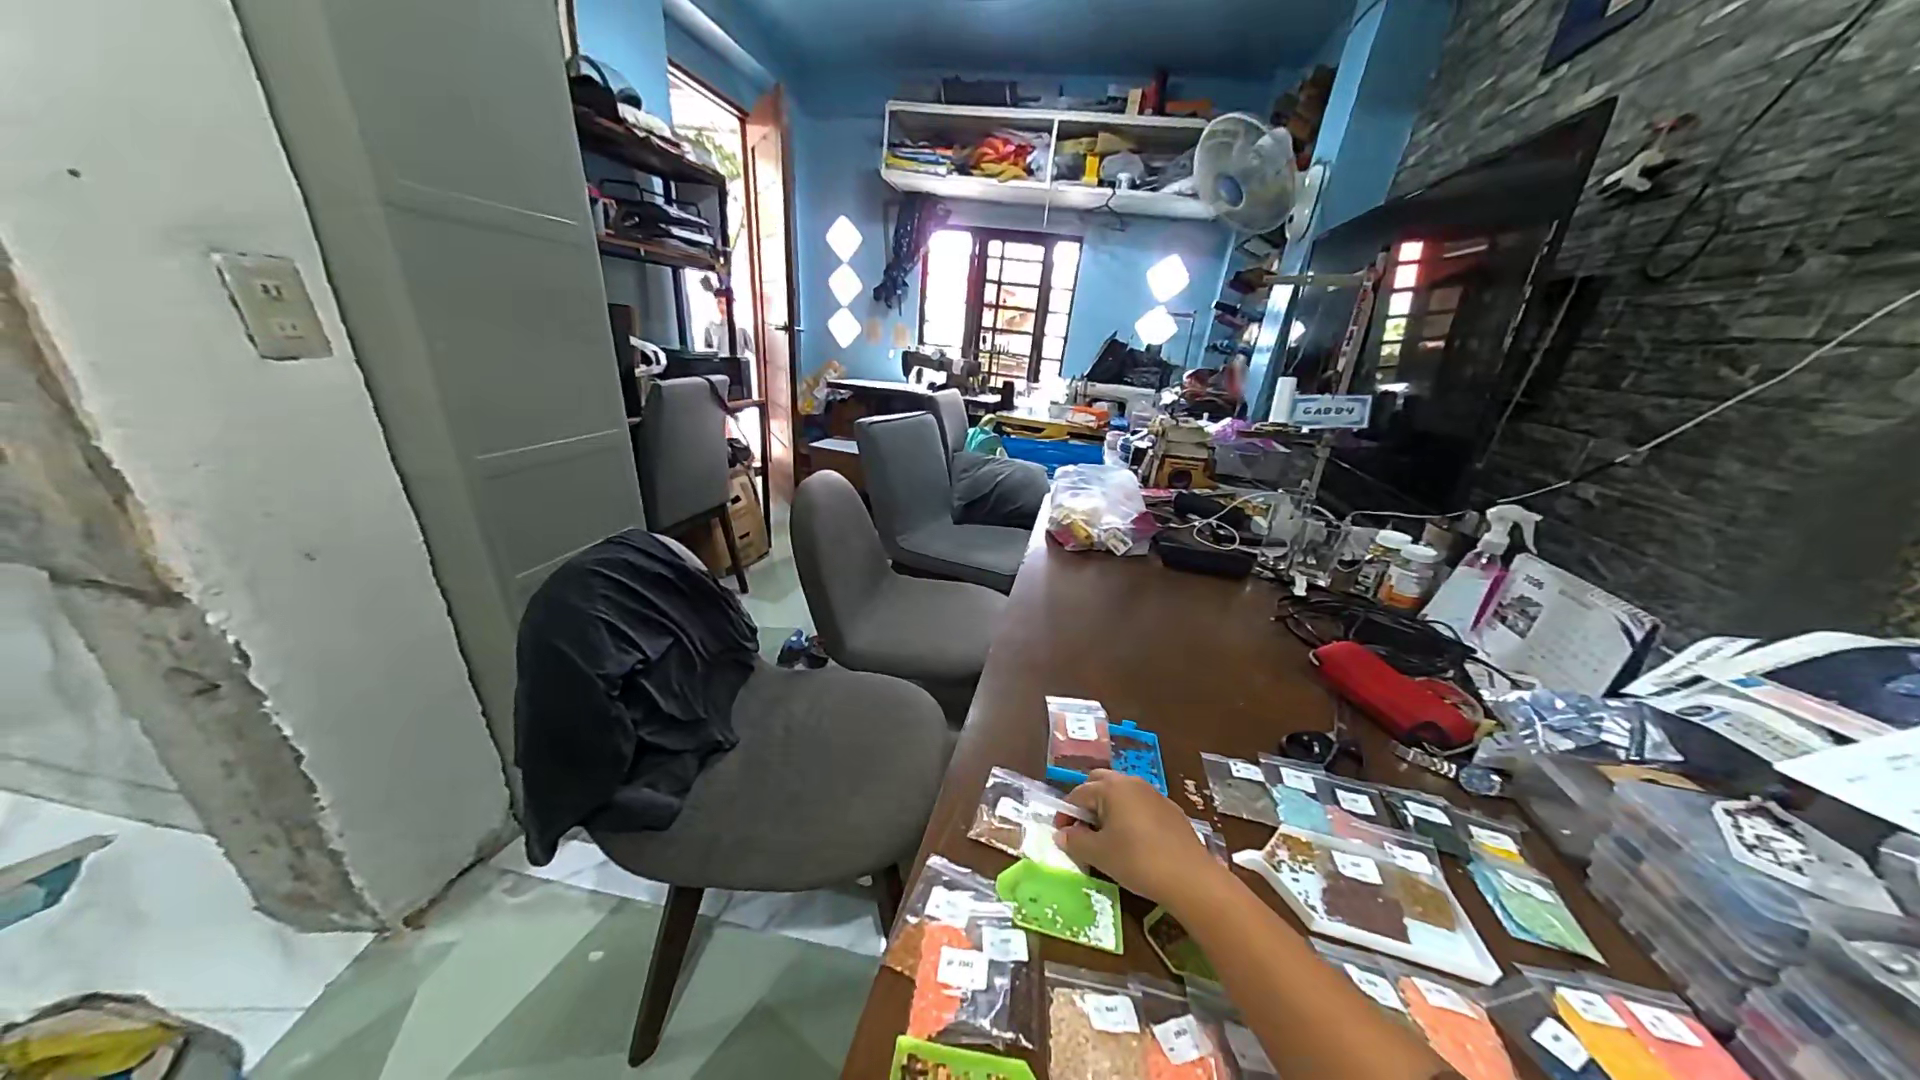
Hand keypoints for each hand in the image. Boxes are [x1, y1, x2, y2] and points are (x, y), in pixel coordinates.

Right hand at [1056, 770, 1227, 907]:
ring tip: (1107, 836)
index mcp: (1110, 788)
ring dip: (1108, 807)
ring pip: (1121, 792)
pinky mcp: (1170, 809)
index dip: (1065, 815)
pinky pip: (1139, 804)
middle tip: (1083, 829)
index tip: (1062, 835)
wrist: (1190, 878)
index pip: (1077, 794)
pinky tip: (1133, 841)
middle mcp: (1131, 782)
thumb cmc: (1137, 861)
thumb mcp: (1099, 854)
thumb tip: (1062, 834)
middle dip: (1087, 802)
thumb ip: (1076, 841)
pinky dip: (1129, 815)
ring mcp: (1153, 793)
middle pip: (1099, 783)